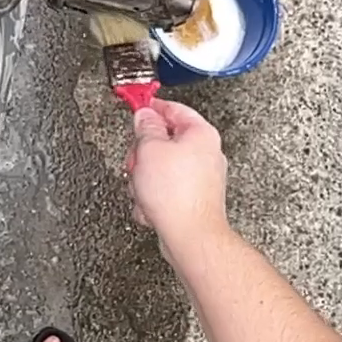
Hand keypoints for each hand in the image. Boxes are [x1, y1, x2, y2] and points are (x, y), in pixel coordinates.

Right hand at [127, 99, 229, 253]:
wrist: (190, 235)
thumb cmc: (176, 195)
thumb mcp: (149, 149)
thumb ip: (145, 127)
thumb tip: (143, 116)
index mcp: (200, 133)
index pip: (172, 108)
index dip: (150, 107)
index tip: (136, 106)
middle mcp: (205, 152)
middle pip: (163, 140)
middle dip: (142, 153)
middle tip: (137, 163)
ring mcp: (201, 177)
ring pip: (160, 167)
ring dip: (144, 178)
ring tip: (144, 190)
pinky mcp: (193, 197)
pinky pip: (165, 188)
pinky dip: (153, 196)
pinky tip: (151, 205)